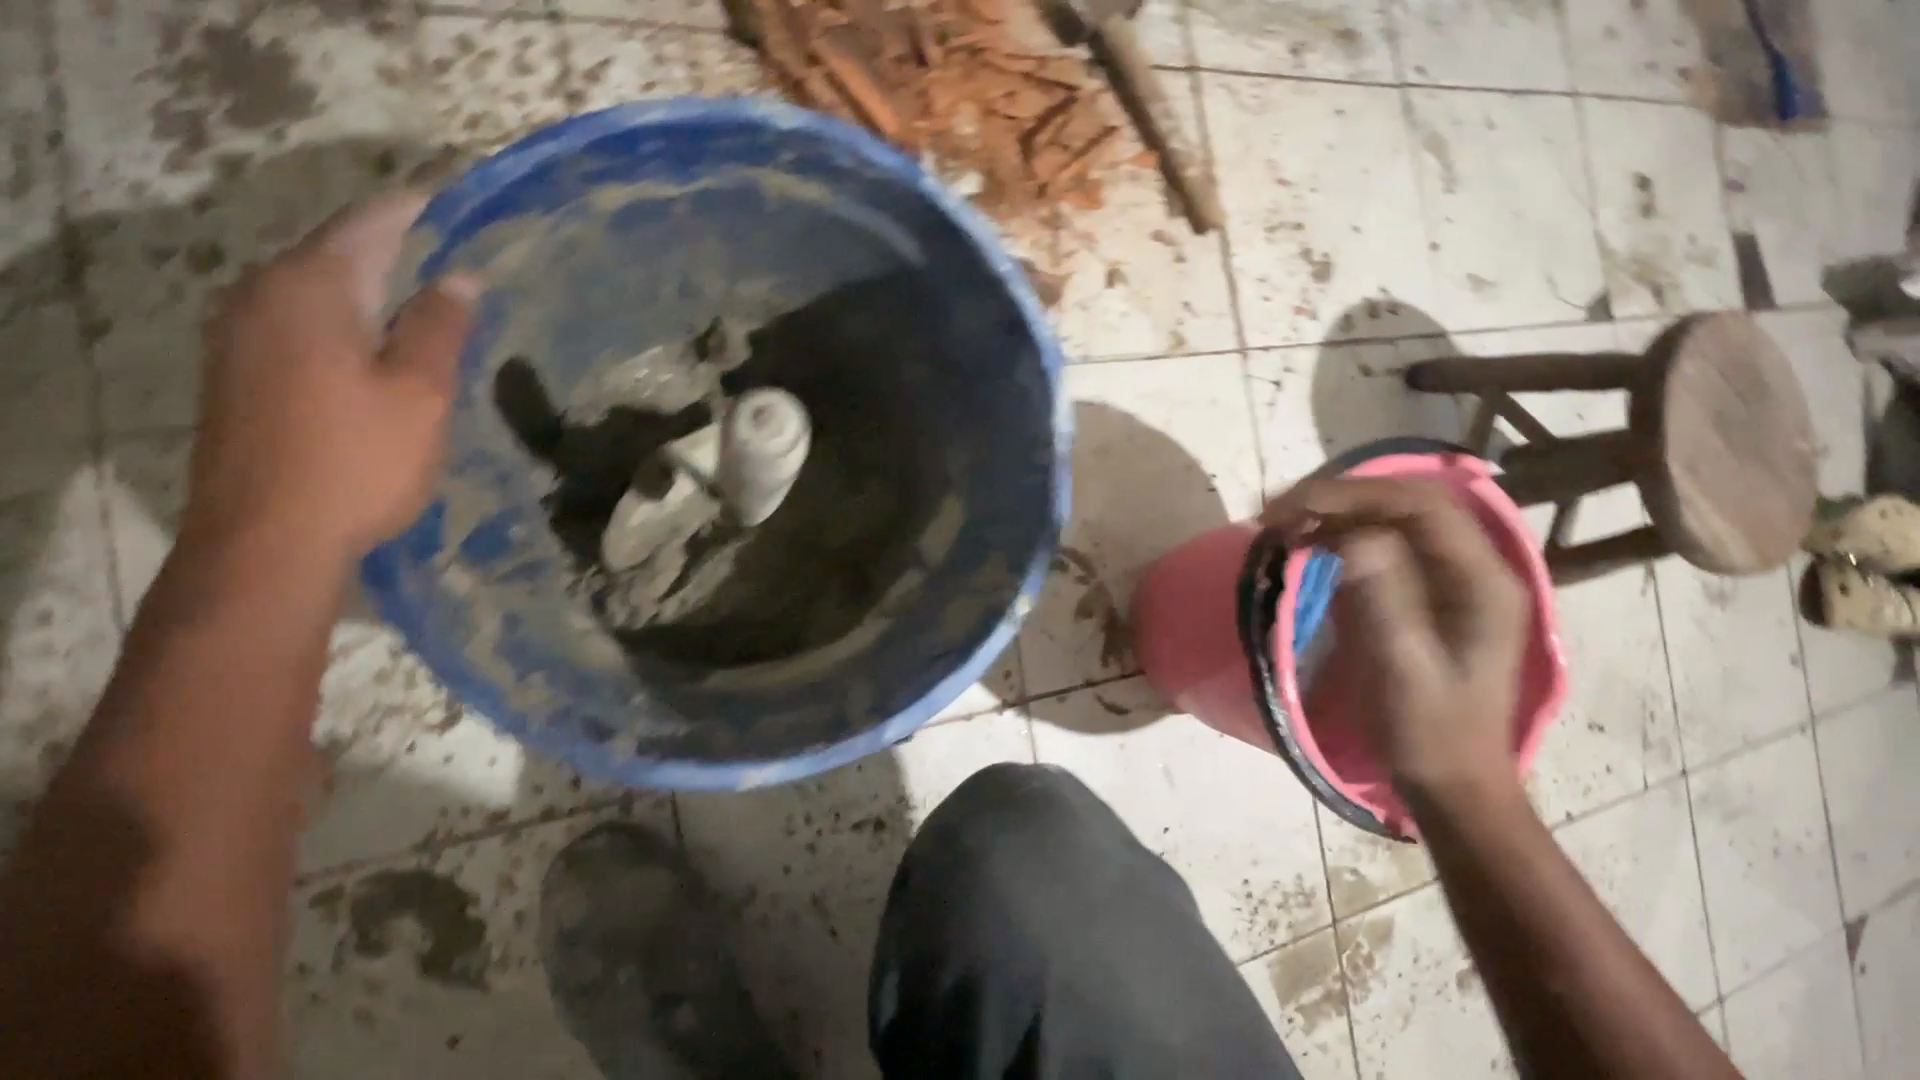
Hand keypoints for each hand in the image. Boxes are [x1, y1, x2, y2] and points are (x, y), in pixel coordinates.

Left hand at [184, 193, 477, 563]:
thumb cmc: (357, 461)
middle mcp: (261, 295)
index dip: (420, 211)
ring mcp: (240, 335)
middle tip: (461, 260)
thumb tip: (460, 275)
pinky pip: (302, 325)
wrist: (267, 542)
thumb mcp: (420, 393)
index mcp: (308, 287)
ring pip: (319, 292)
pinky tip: (381, 350)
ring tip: (431, 304)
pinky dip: (347, 323)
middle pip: (339, 253)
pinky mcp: (238, 374)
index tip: (464, 205)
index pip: (370, 224)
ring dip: (374, 292)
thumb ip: (440, 326)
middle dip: (399, 252)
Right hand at [1262, 476, 1529, 799]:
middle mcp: (1472, 567)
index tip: (1289, 508)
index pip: (1419, 504)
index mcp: (1481, 580)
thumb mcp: (1403, 671)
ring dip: (1335, 512)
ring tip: (1280, 525)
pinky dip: (1339, 535)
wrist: (1452, 785)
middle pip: (1406, 501)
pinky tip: (1306, 545)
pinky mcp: (1426, 594)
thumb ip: (1384, 599)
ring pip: (1392, 517)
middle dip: (1338, 497)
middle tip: (1274, 514)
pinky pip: (1384, 543)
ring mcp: (1450, 579)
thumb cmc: (1430, 734)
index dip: (1352, 494)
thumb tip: (1351, 536)